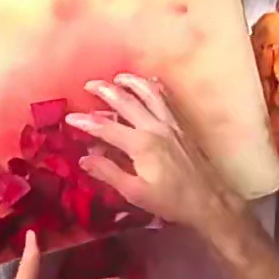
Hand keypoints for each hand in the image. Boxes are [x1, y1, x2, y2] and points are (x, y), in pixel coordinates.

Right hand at [68, 74, 247, 238]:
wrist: (209, 201)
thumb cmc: (170, 201)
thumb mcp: (135, 193)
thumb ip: (109, 173)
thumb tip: (84, 159)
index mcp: (142, 145)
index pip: (107, 128)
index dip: (86, 122)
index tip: (69, 117)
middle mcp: (156, 128)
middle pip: (127, 102)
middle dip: (105, 91)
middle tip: (88, 85)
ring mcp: (171, 125)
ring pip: (149, 94)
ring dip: (132, 82)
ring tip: (117, 77)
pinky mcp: (182, 127)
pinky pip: (166, 100)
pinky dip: (155, 88)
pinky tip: (150, 84)